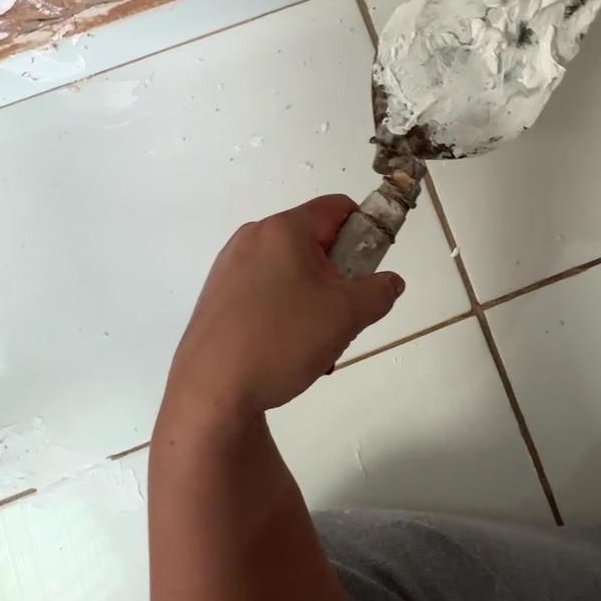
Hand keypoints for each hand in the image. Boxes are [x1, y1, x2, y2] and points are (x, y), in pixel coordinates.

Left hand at [162, 196, 404, 428]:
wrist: (210, 394)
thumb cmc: (282, 340)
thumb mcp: (347, 315)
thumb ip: (379, 291)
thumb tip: (390, 282)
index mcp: (283, 229)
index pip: (338, 207)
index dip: (364, 231)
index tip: (368, 271)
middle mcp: (253, 238)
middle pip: (313, 242)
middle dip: (337, 276)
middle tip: (342, 316)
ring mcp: (229, 267)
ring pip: (290, 271)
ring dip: (313, 300)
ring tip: (313, 345)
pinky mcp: (216, 297)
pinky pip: (265, 292)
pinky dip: (284, 312)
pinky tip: (284, 352)